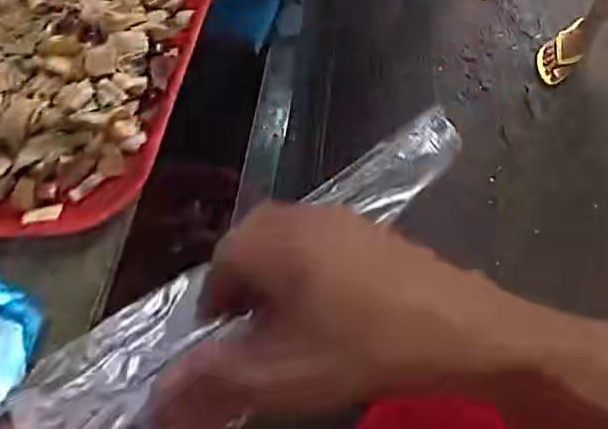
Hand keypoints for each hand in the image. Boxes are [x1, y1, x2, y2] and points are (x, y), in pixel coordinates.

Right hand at [151, 204, 522, 426]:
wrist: (446, 323)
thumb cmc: (354, 344)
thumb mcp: (276, 375)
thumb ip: (212, 381)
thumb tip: (160, 394)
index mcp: (274, 238)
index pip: (220, 258)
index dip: (215, 304)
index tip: (225, 342)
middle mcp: (303, 214)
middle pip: (253, 243)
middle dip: (243, 288)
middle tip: (252, 336)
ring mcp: (341, 217)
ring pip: (288, 242)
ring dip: (278, 280)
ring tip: (290, 329)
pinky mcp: (370, 229)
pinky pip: (321, 243)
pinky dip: (311, 273)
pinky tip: (332, 312)